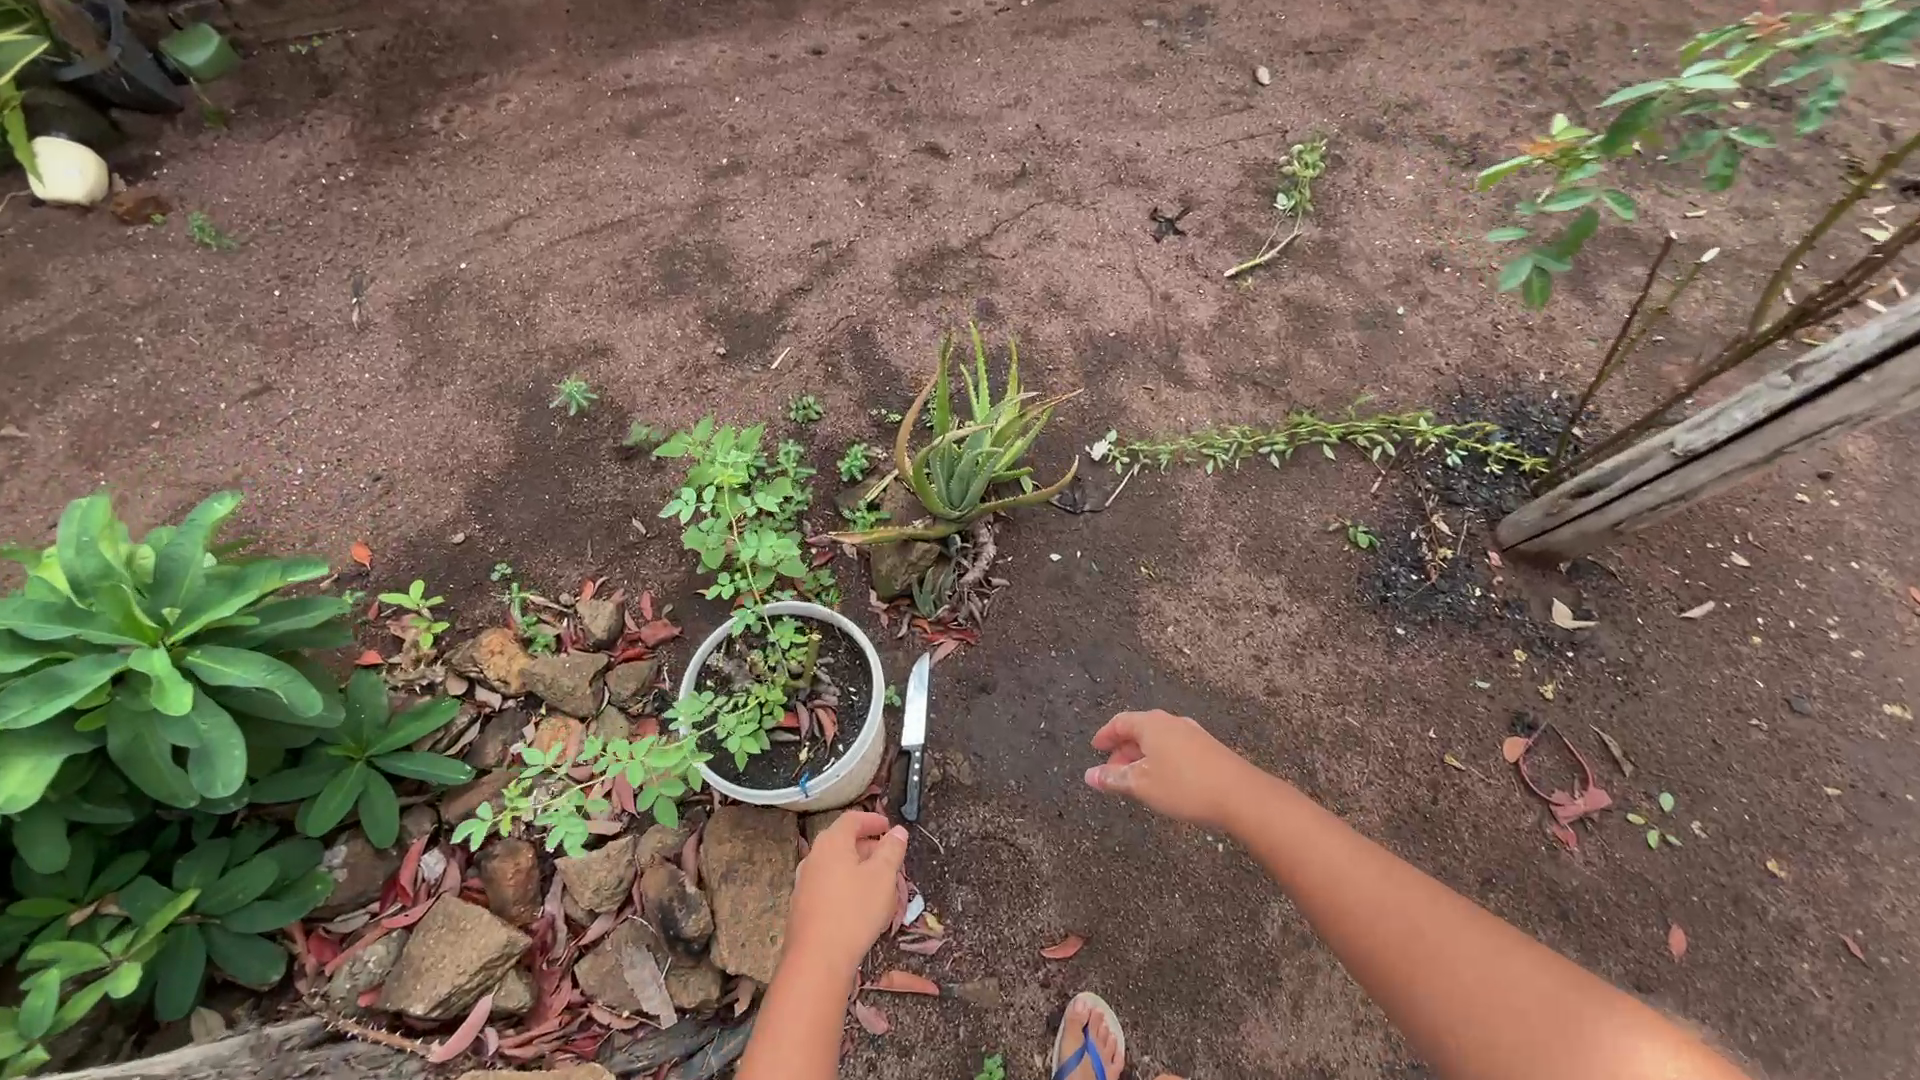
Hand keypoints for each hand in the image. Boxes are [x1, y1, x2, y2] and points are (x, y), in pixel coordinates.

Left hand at [785, 811, 908, 973]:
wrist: (816, 960)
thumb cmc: (854, 911)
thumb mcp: (883, 877)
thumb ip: (892, 850)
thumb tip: (897, 831)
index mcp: (832, 843)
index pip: (852, 819)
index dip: (873, 820)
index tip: (888, 827)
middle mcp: (814, 857)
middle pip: (842, 841)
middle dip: (867, 845)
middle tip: (888, 856)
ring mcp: (805, 882)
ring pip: (835, 864)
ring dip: (857, 867)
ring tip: (877, 881)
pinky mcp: (802, 906)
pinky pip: (828, 884)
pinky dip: (845, 884)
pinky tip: (858, 904)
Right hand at [1084, 709, 1262, 828]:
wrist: (1240, 795)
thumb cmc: (1185, 786)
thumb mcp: (1141, 784)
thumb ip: (1113, 778)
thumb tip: (1089, 775)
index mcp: (1152, 724)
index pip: (1120, 722)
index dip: (1105, 735)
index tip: (1095, 748)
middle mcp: (1172, 723)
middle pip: (1139, 730)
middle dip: (1123, 750)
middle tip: (1112, 771)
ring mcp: (1192, 734)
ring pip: (1158, 741)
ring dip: (1142, 757)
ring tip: (1136, 780)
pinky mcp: (1208, 749)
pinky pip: (1174, 749)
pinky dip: (1160, 760)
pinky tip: (1163, 781)